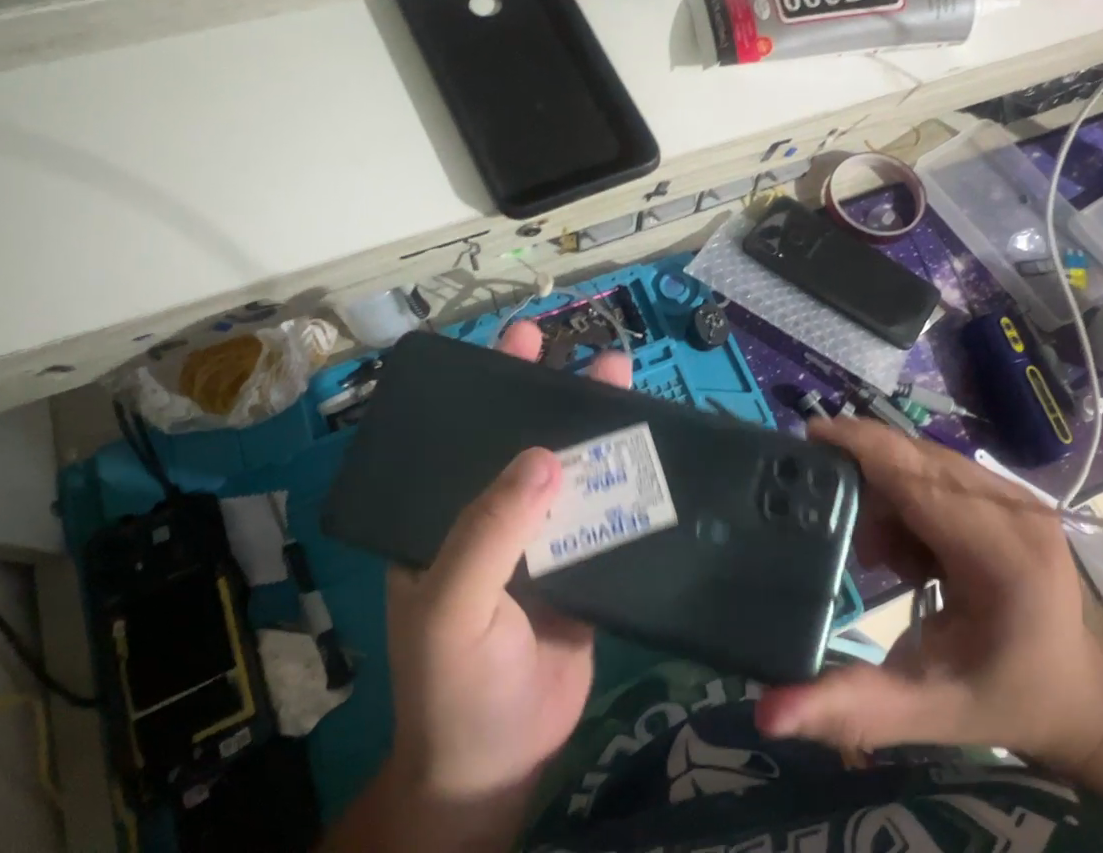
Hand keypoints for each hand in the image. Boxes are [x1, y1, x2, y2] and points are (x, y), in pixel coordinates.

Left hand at [365, 322, 630, 845]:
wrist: (499, 763)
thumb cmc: (452, 683)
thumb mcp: (452, 604)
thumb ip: (489, 531)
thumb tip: (542, 457)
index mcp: (447, 521)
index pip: (470, 439)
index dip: (495, 387)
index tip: (525, 339)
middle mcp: (494, 525)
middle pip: (530, 448)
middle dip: (558, 398)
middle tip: (596, 357)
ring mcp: (543, 551)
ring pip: (576, 480)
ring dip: (601, 437)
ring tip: (628, 387)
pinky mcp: (585, 578)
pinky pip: (608, 524)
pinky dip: (629, 491)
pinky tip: (655, 459)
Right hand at [755, 417, 1102, 769]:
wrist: (1071, 692)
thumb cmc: (999, 700)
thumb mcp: (924, 713)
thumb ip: (851, 709)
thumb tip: (769, 714)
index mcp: (1003, 558)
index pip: (920, 479)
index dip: (862, 450)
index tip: (805, 440)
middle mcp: (1019, 512)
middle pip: (918, 462)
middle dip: (867, 482)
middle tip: (847, 542)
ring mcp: (1021, 498)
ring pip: (926, 462)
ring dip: (887, 494)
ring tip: (883, 559)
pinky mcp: (1014, 496)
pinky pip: (942, 472)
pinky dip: (909, 498)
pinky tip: (911, 551)